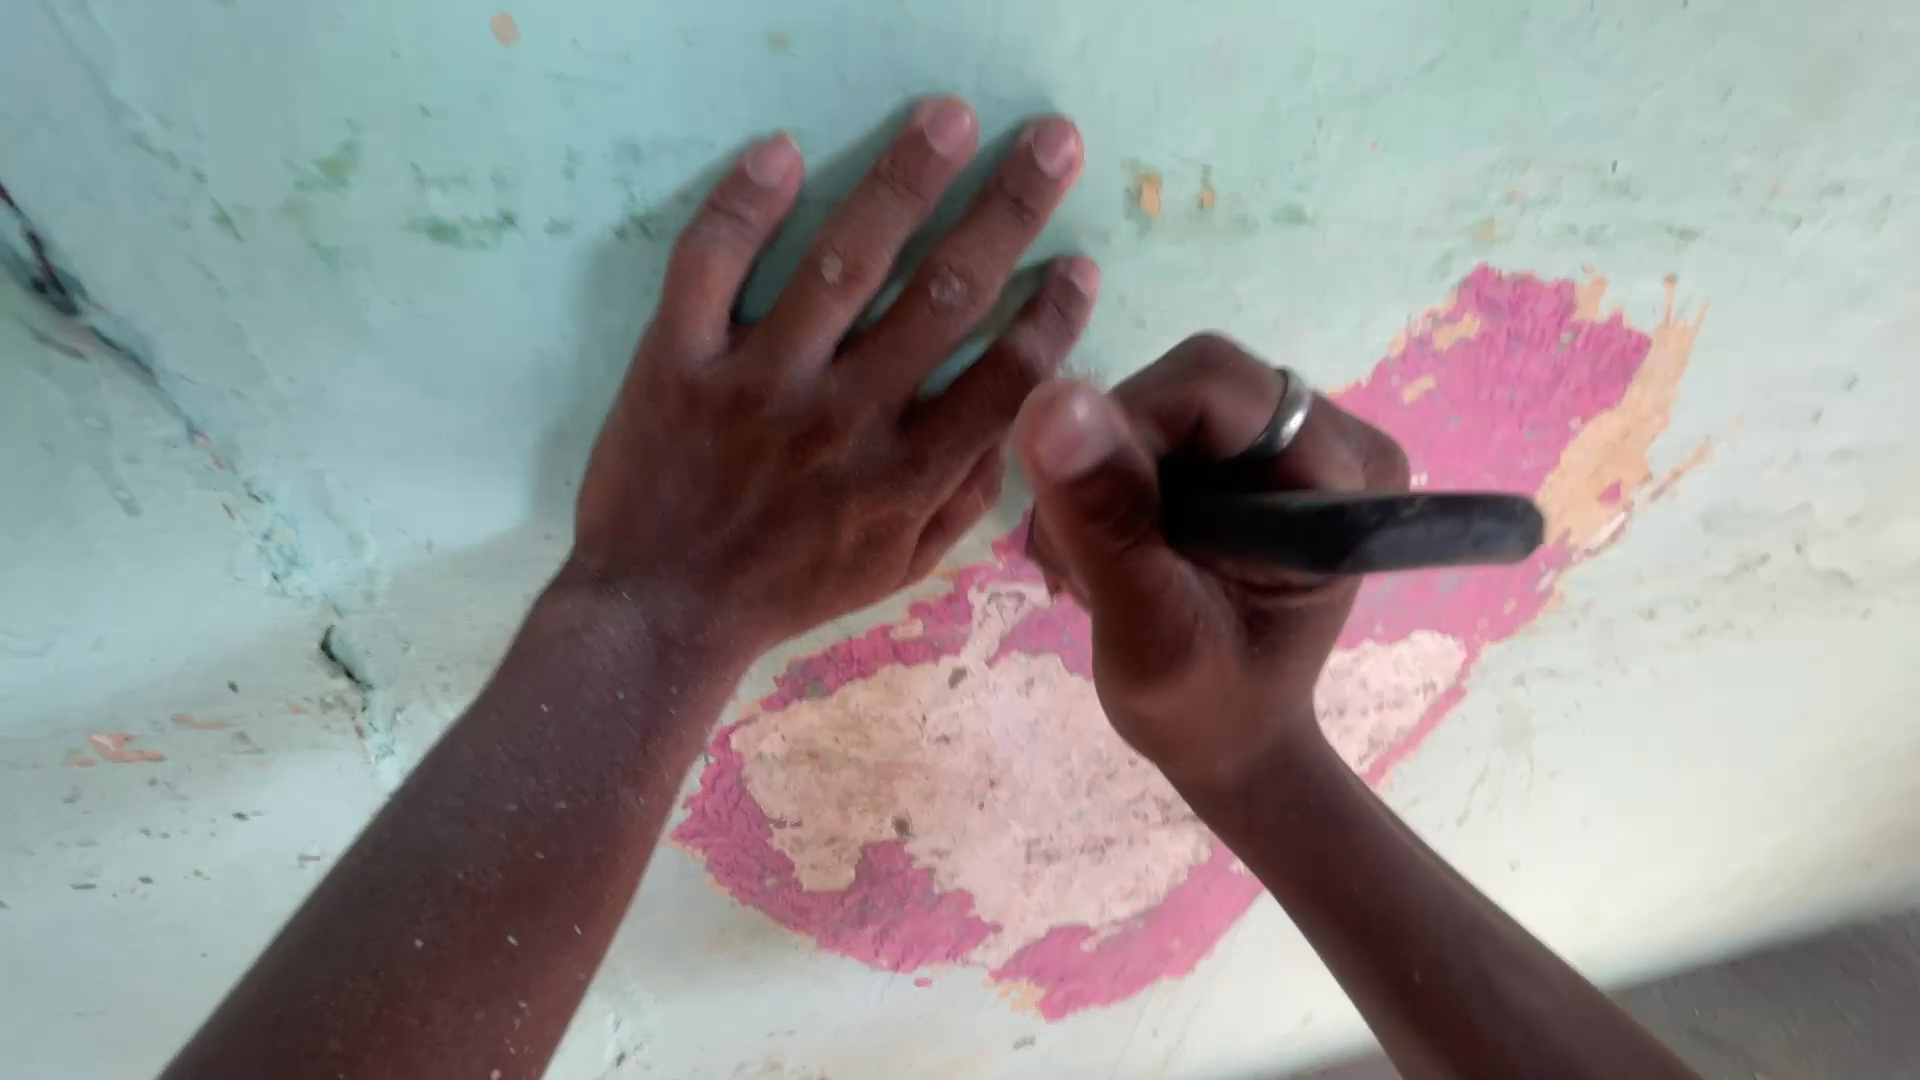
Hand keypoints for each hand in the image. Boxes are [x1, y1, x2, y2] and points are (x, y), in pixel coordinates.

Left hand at [568, 98, 1096, 656]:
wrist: (665, 611)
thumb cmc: (792, 589)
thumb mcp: (901, 569)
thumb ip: (963, 500)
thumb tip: (1013, 426)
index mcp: (907, 474)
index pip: (1004, 378)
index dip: (1052, 315)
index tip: (1080, 262)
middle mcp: (846, 416)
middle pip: (943, 297)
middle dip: (1008, 212)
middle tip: (1052, 143)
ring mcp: (760, 382)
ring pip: (843, 262)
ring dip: (902, 181)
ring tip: (949, 117)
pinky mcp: (680, 363)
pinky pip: (709, 268)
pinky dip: (742, 206)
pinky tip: (780, 152)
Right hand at [1013, 335, 1409, 793]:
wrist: (1229, 737)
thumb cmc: (1205, 709)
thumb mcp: (1150, 636)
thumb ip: (1108, 526)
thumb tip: (1051, 403)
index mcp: (1341, 478)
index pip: (1211, 386)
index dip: (1127, 434)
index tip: (1089, 526)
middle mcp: (1326, 438)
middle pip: (1178, 387)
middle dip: (1107, 465)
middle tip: (1086, 559)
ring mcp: (1281, 443)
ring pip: (1150, 406)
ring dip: (1096, 480)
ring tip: (1096, 568)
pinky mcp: (1236, 456)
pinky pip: (1146, 431)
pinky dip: (1103, 486)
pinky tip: (1108, 548)